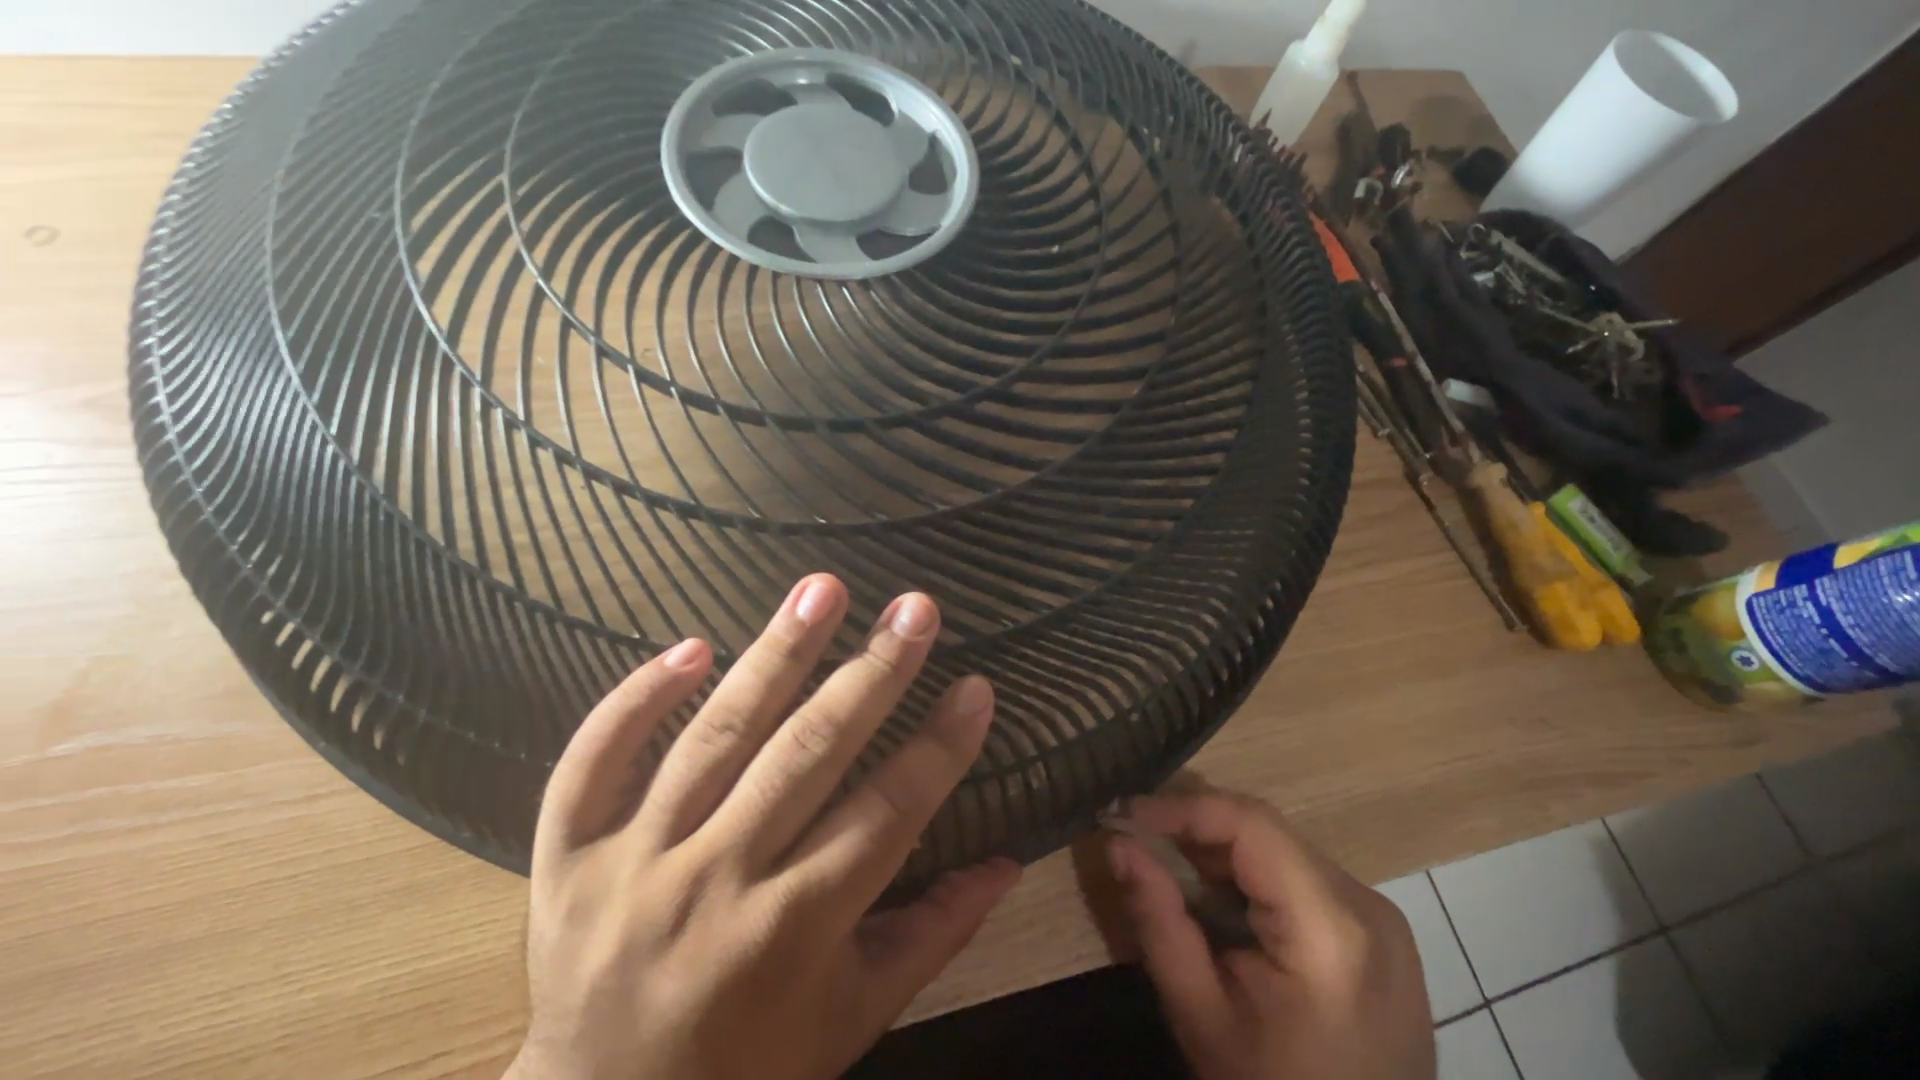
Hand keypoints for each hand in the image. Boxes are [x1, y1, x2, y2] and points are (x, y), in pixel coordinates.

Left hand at [507, 574, 1020, 1079]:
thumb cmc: (751, 1066)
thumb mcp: (855, 1016)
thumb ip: (933, 935)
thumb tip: (1006, 864)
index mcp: (794, 929)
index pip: (886, 813)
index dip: (938, 746)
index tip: (975, 686)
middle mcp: (716, 881)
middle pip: (809, 755)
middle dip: (873, 673)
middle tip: (916, 608)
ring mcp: (633, 860)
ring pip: (714, 737)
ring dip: (775, 656)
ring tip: (822, 590)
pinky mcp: (566, 852)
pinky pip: (595, 759)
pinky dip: (638, 698)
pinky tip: (691, 646)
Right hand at [1108, 793, 1434, 1079]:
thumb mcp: (1200, 1014)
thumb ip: (1159, 920)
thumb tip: (1119, 844)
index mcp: (1329, 930)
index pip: (1252, 824)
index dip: (1184, 807)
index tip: (1126, 815)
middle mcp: (1368, 905)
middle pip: (1270, 835)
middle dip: (1198, 834)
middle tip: (1140, 852)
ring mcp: (1384, 917)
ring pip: (1285, 853)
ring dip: (1225, 858)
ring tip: (1177, 888)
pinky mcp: (1384, 932)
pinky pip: (1306, 880)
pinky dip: (1257, 883)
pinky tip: (1227, 915)